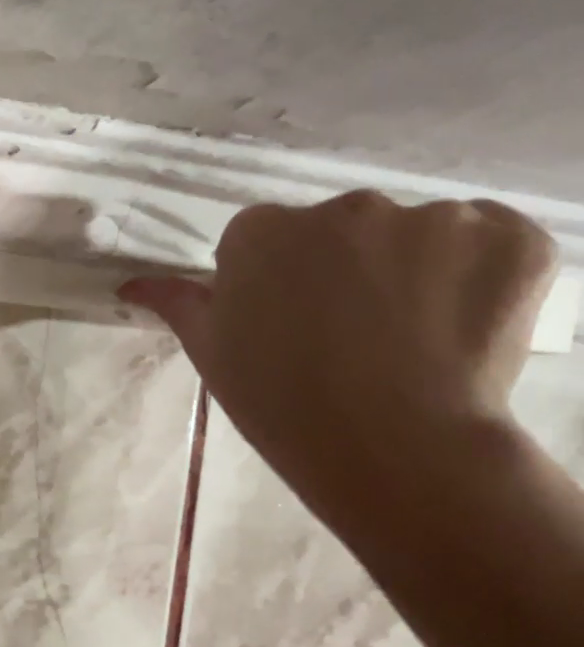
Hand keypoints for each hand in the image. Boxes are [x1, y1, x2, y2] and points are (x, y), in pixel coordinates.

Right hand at [119, 190, 557, 497]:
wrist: (389, 439)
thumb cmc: (276, 395)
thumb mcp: (210, 348)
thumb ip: (177, 302)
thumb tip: (132, 284)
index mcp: (262, 231)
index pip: (264, 238)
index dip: (273, 280)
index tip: (284, 322)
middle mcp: (343, 208)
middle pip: (340, 229)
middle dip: (344, 266)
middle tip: (347, 331)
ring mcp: (434, 218)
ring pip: (418, 233)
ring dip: (414, 266)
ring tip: (412, 332)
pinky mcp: (513, 238)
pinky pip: (493, 240)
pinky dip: (483, 271)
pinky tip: (462, 320)